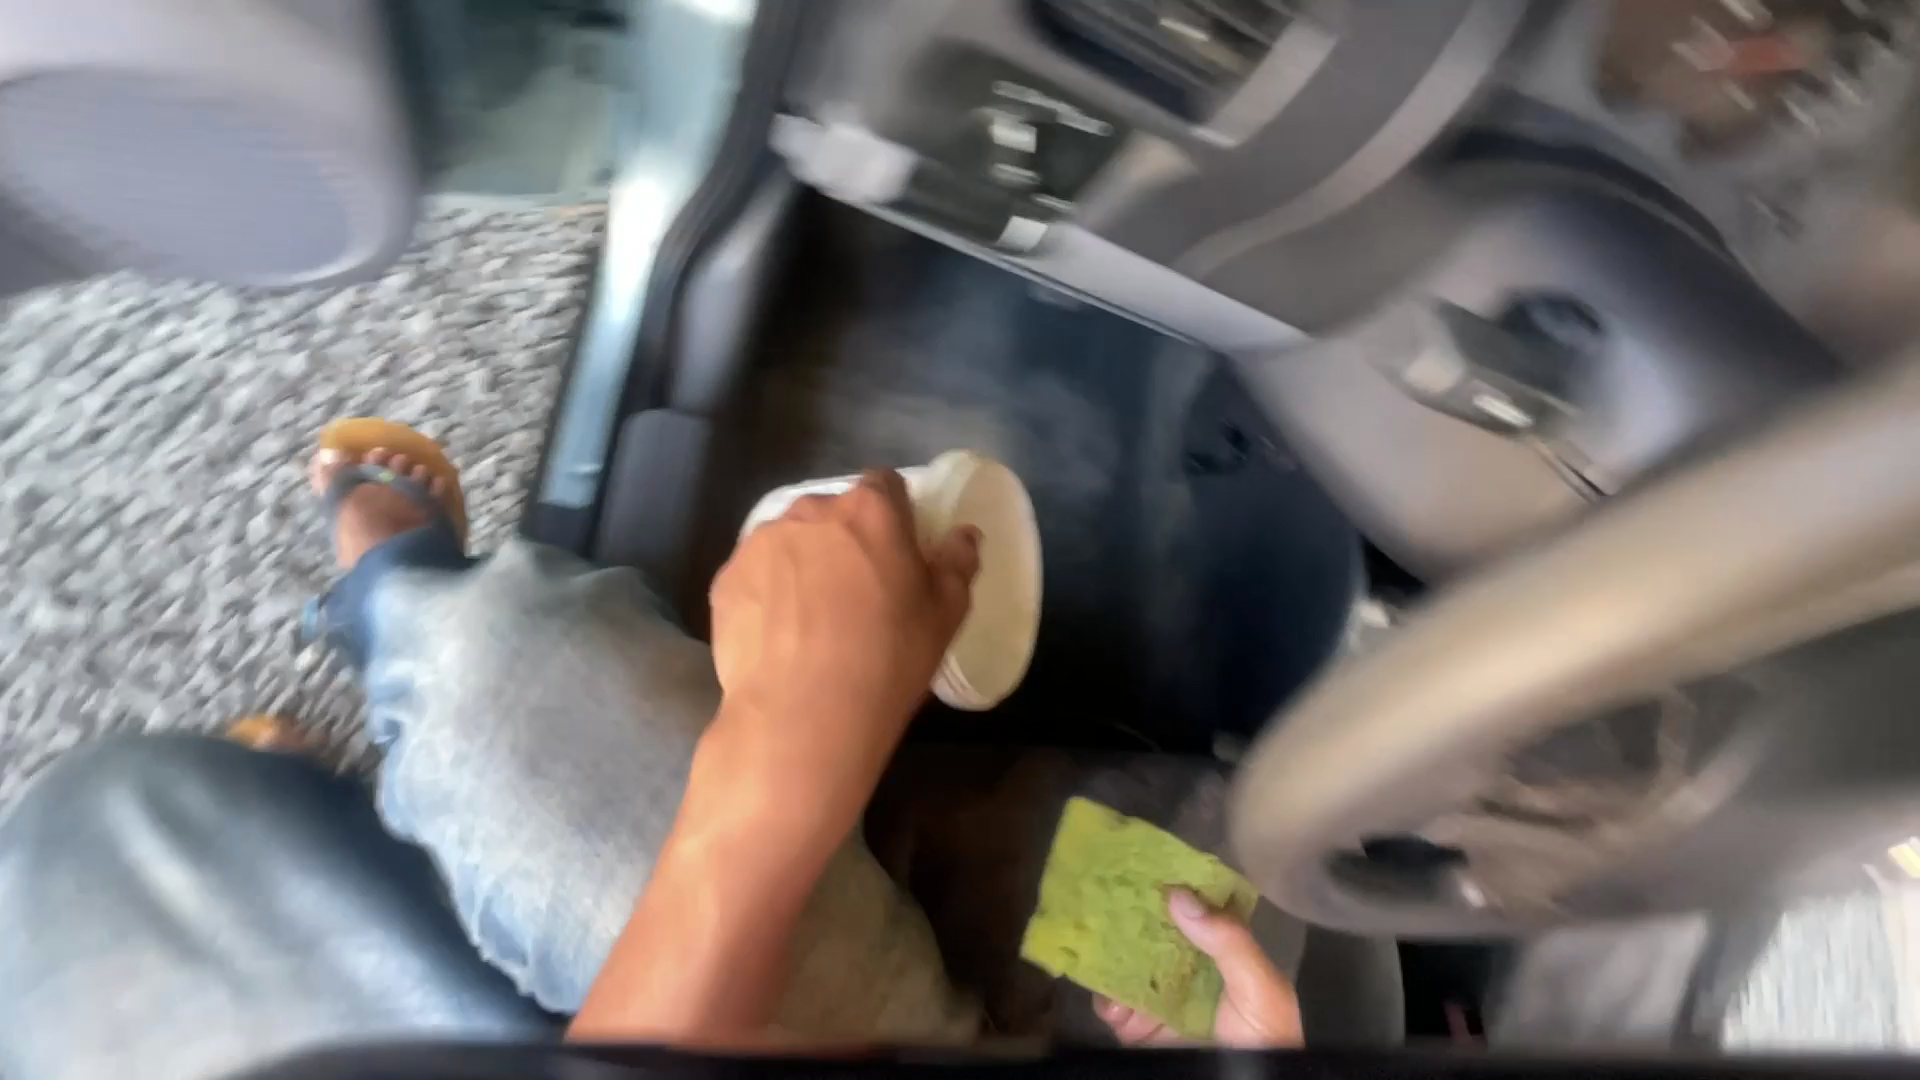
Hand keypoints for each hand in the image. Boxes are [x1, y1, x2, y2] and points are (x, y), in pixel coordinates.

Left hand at [706, 469, 979, 831]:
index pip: (885, 485)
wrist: (802, 716)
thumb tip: (964, 534)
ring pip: (791, 541)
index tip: (897, 553)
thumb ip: (958, 562)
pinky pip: (756, 574)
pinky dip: (768, 593)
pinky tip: (779, 636)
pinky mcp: (726, 578)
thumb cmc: (888, 658)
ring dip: (804, 563)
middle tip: (857, 592)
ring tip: (812, 619)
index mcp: (870, 510)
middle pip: (835, 512)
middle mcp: (811, 510)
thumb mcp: (945, 615)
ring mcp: (761, 542)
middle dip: (847, 540)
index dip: (895, 515)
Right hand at [1096, 889, 1303, 1048]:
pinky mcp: (1140, 1029)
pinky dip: (1105, 999)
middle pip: (1150, 933)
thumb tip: (1178, 894)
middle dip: (1126, 919)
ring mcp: (1161, 999)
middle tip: (1105, 902)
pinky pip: (1112, 1005)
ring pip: (1125, 965)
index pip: (1189, 910)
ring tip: (1102, 957)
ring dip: (1110, 959)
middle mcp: (1186, 970)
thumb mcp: (1262, 988)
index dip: (1166, 887)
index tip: (1140, 866)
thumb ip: (1229, 941)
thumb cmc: (1262, 1038)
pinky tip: (1111, 1002)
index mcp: (1218, 953)